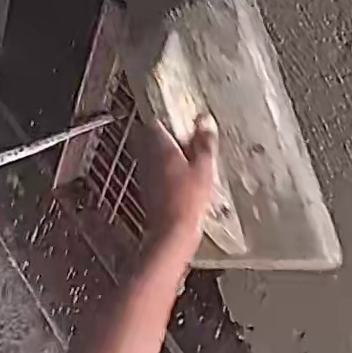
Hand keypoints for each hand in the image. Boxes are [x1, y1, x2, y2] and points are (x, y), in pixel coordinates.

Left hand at [138, 116, 217, 243]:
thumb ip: (204, 142)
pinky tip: (186, 183)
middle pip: (155, 139)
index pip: (157, 123)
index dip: (171, 121)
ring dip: (171, 156)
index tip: (186, 124)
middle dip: (172, 139)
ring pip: (156, 156)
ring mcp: (147, 175)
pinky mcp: (149, 190)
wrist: (173, 231)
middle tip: (192, 144)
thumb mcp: (204, 167)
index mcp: (162, 148)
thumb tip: (204, 121)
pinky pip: (158, 173)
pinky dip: (169, 173)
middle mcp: (150, 159)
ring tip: (192, 163)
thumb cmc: (188, 200)